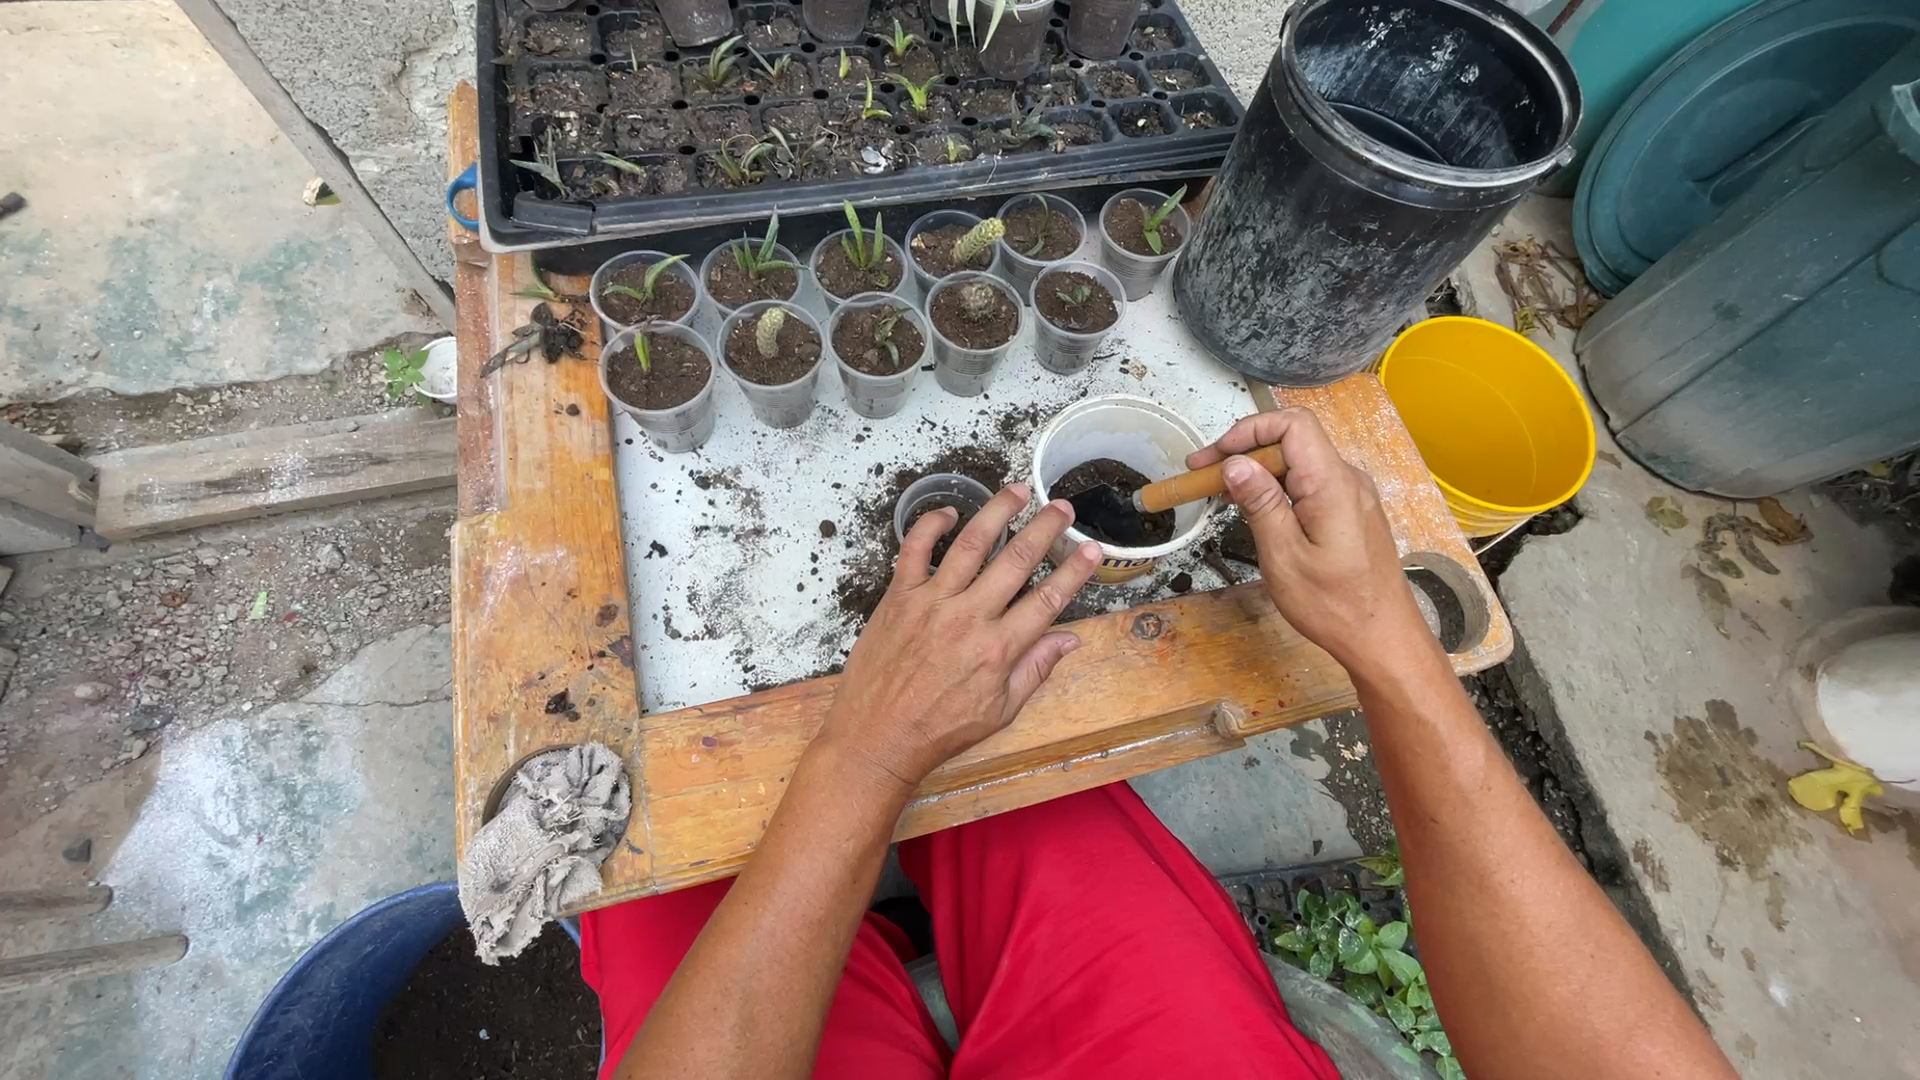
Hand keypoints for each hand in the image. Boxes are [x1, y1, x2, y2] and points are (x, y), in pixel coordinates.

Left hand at [817, 485, 1103, 797]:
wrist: (876, 737)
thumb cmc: (940, 730)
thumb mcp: (999, 711)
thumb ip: (1035, 670)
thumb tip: (1070, 640)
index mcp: (998, 649)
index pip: (1047, 600)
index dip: (1074, 572)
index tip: (1091, 548)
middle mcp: (969, 617)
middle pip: (1016, 561)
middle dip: (1045, 529)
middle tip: (1062, 506)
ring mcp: (931, 602)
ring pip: (971, 544)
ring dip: (997, 512)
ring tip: (1018, 490)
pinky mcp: (898, 596)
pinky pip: (915, 549)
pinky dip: (930, 525)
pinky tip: (949, 512)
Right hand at [1188, 408, 1436, 680]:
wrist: (1381, 638)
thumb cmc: (1332, 604)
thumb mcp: (1284, 555)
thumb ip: (1260, 503)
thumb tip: (1235, 463)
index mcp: (1332, 484)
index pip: (1292, 426)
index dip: (1247, 431)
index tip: (1213, 458)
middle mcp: (1346, 480)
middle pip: (1291, 442)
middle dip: (1242, 452)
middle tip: (1201, 478)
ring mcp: (1350, 495)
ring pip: (1297, 464)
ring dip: (1255, 472)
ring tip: (1219, 495)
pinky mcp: (1348, 512)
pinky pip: (1306, 484)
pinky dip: (1274, 488)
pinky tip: (1251, 509)